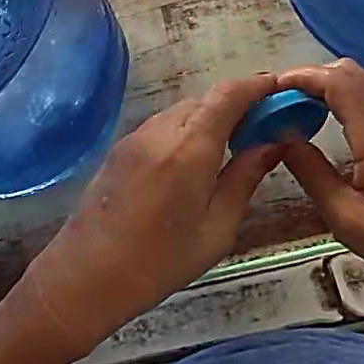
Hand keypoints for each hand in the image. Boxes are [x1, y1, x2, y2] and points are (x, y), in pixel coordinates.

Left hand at [14, 74, 286, 361]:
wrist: (84, 277)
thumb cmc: (159, 262)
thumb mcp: (216, 228)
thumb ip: (245, 178)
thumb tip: (273, 144)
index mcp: (190, 148)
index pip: (228, 95)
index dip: (256, 85)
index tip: (279, 88)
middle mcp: (160, 131)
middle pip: (206, 100)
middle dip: (237, 105)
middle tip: (262, 127)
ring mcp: (135, 137)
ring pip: (183, 111)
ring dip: (210, 117)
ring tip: (231, 146)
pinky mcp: (120, 148)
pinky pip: (163, 125)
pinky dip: (187, 129)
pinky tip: (195, 160)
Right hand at [277, 59, 363, 322]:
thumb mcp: (349, 220)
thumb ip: (311, 173)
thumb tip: (280, 137)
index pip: (337, 80)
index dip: (299, 77)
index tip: (266, 92)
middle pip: (349, 73)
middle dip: (308, 79)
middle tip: (275, 104)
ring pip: (361, 84)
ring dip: (325, 88)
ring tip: (290, 113)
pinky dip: (340, 102)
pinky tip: (321, 126)